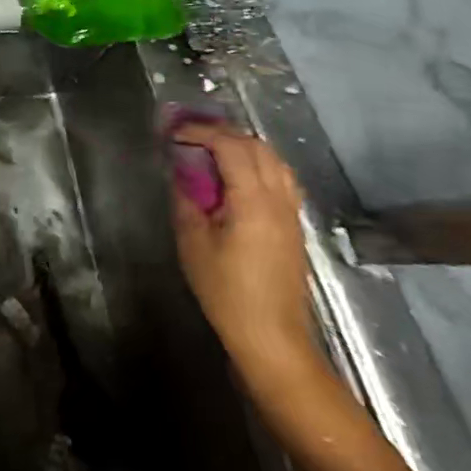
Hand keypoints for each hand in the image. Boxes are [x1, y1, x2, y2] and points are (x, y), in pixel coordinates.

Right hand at [171, 123, 315, 381]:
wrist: (272, 338)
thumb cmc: (228, 293)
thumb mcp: (194, 245)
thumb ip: (187, 200)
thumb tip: (181, 173)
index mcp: (254, 199)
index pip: (230, 146)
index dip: (202, 132)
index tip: (176, 133)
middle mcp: (278, 198)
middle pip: (256, 146)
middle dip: (223, 134)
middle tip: (192, 138)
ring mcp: (291, 212)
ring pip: (273, 160)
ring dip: (244, 147)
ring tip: (214, 152)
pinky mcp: (294, 226)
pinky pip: (280, 178)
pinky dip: (258, 165)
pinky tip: (239, 178)